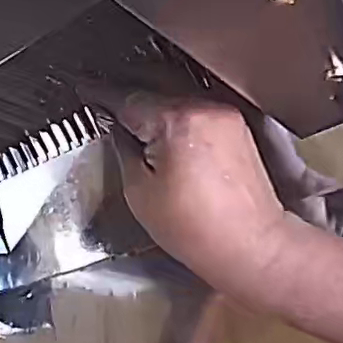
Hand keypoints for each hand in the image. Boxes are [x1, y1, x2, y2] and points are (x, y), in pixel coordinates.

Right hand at [93, 87, 342, 342]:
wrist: (252, 247)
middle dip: (132, 108)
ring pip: (177, 102)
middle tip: (112, 121)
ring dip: (158, 115)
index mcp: (177, 121)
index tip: (89, 95)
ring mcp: (225, 116)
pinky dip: (181, 124)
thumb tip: (117, 132)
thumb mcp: (140, 193)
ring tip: (142, 139)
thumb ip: (123, 151)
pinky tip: (172, 146)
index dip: (103, 100)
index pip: (128, 100)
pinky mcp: (237, 127)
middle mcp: (205, 109)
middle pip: (154, 95)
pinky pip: (198, 114)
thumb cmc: (200, 230)